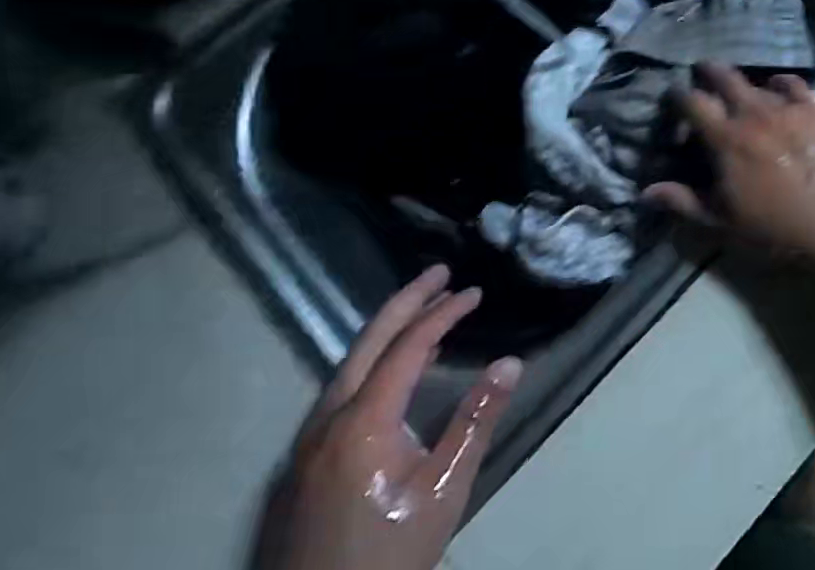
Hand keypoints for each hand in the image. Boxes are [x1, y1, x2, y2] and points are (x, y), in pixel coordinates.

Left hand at [257, 266, 520, 569]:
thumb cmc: (391, 550)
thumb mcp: (446, 487)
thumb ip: (476, 421)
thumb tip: (510, 363)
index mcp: (362, 424)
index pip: (406, 349)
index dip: (442, 315)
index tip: (475, 292)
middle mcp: (327, 423)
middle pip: (367, 345)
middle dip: (405, 303)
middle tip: (440, 273)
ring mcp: (308, 444)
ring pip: (349, 366)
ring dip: (388, 330)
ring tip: (426, 309)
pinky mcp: (304, 463)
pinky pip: (342, 391)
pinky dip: (374, 361)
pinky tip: (396, 368)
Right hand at [643, 62, 814, 261]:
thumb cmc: (773, 226)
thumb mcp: (722, 220)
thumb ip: (684, 201)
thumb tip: (647, 191)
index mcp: (726, 139)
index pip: (693, 102)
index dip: (678, 96)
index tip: (674, 96)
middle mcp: (755, 114)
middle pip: (726, 78)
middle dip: (709, 71)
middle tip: (702, 71)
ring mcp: (789, 109)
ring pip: (760, 83)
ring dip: (746, 84)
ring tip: (742, 88)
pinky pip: (797, 85)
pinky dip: (783, 83)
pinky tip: (780, 86)